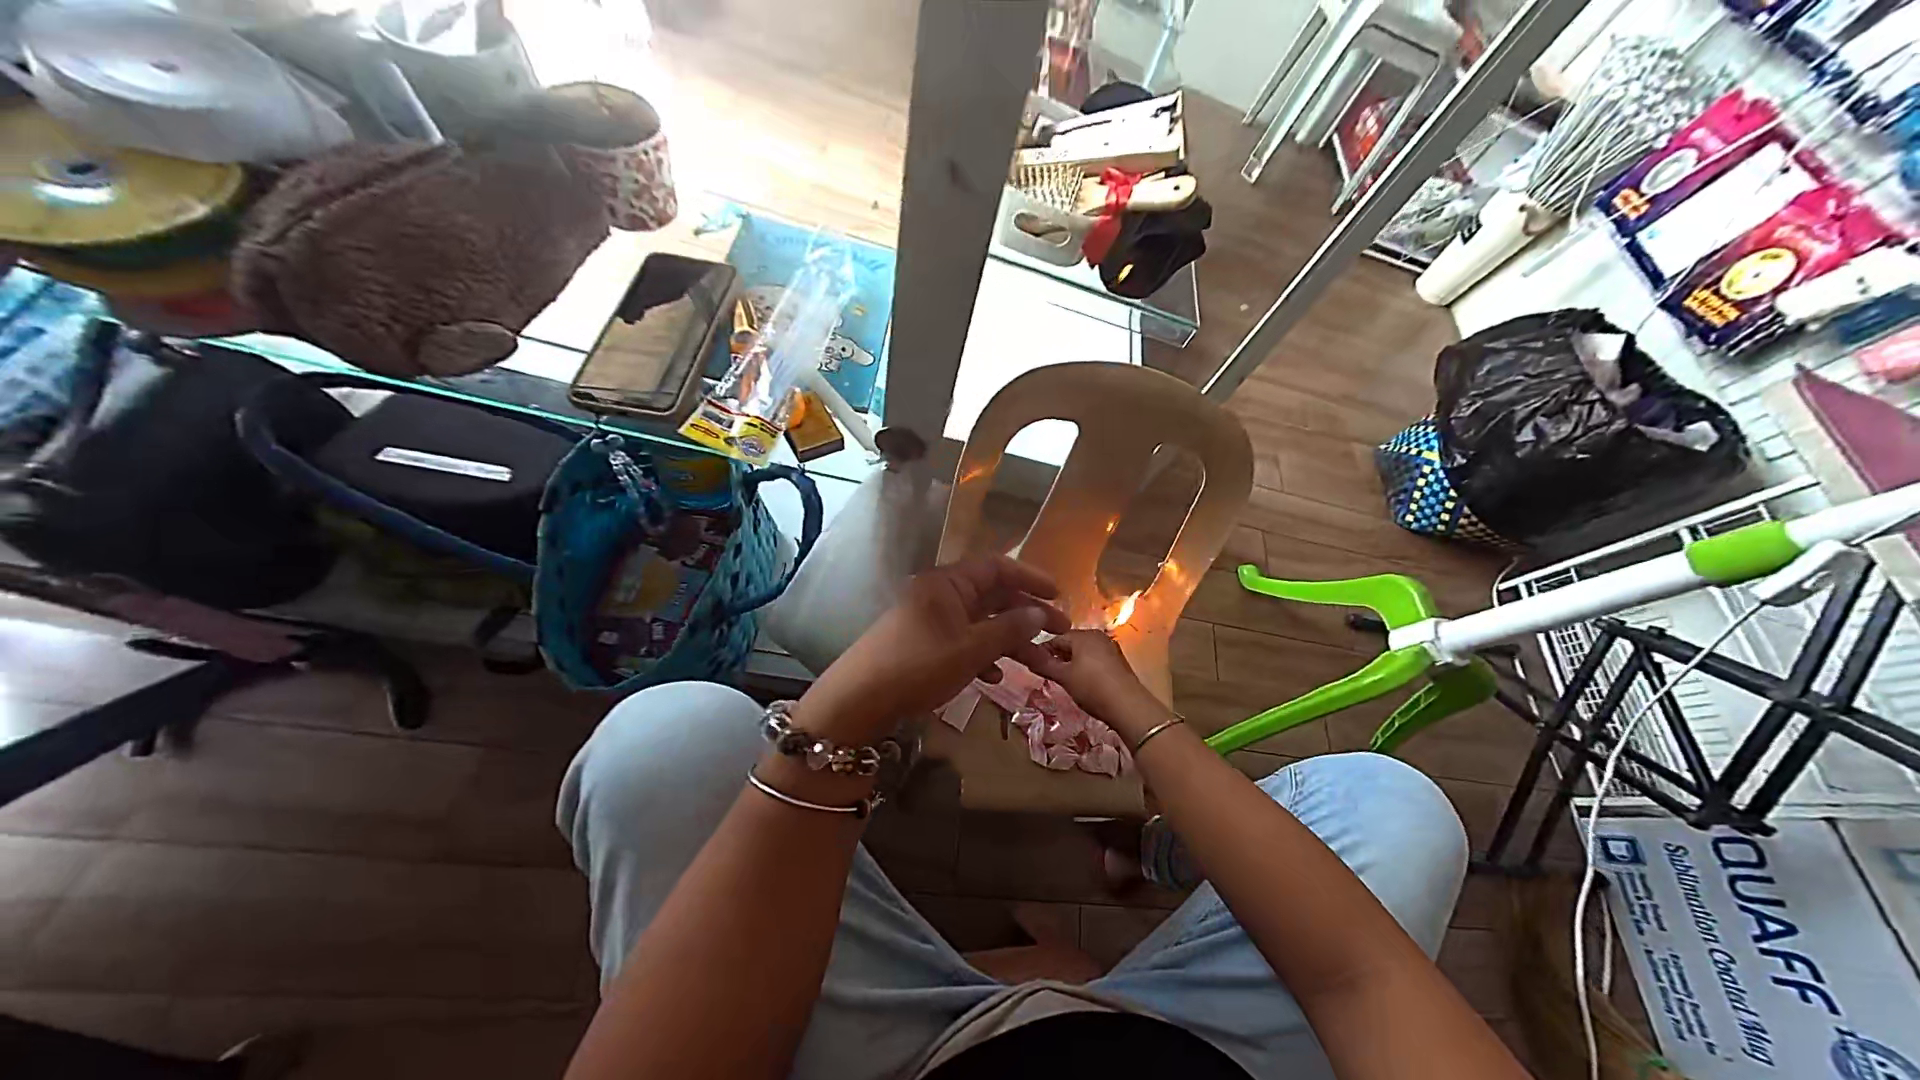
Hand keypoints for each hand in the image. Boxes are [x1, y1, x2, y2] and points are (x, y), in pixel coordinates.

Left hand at [797, 555, 1069, 740]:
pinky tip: (996, 676)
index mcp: (948, 583)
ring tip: (1038, 664)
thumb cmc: (917, 667)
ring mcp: (929, 620)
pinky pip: (962, 641)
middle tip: (1060, 632)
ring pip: (980, 622)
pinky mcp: (922, 645)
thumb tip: (1040, 614)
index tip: (1059, 594)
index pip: (997, 567)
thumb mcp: (970, 649)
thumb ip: (1008, 629)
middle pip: (991, 595)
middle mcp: (939, 594)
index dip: (1030, 578)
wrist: (858, 701)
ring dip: (1009, 640)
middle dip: (1026, 614)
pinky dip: (983, 654)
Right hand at [1013, 629, 1168, 741]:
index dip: (1040, 651)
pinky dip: (1084, 669)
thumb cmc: (1092, 688)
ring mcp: (1110, 649)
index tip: (1031, 665)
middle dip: (1056, 657)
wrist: (1129, 707)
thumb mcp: (1064, 677)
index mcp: (1084, 634)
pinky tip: (1081, 684)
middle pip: (1069, 644)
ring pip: (1082, 653)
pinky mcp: (1117, 663)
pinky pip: (1094, 661)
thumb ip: (1043, 664)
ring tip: (1062, 681)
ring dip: (1070, 664)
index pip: (1054, 637)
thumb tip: (1022, 653)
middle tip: (1046, 675)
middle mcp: (1098, 636)